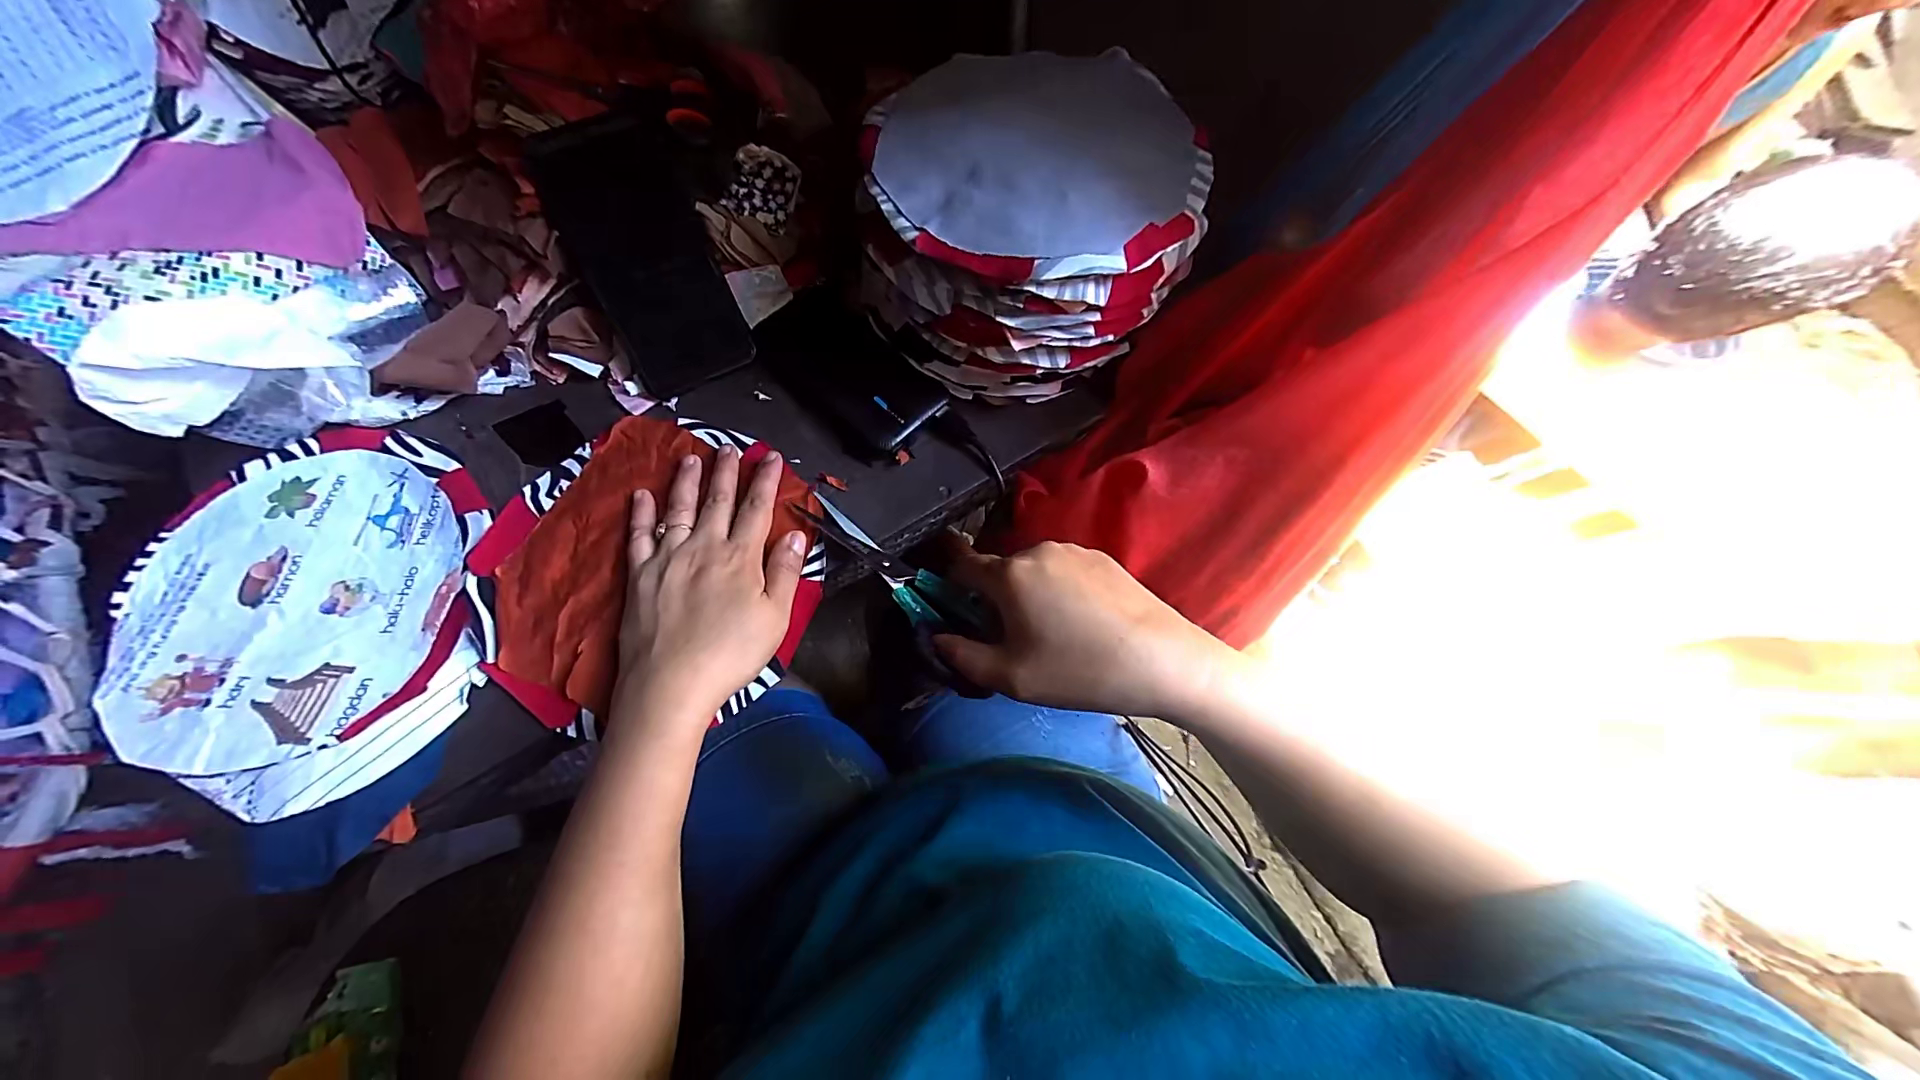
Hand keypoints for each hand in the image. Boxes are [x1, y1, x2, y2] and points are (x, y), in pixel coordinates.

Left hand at [614, 446, 807, 730]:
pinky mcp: (640, 575)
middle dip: (727, 471)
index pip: (757, 509)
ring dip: (687, 481)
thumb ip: (785, 573)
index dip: (766, 481)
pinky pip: (639, 535)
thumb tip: (796, 536)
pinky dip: (641, 513)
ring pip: (679, 509)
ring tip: (691, 458)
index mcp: (740, 558)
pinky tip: (642, 495)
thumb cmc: (731, 655)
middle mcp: (704, 548)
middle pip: (718, 501)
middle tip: (730, 448)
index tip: (771, 458)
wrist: (671, 684)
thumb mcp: (775, 618)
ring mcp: (668, 559)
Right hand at [932, 537, 1240, 718]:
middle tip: (1010, 639)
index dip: (947, 583)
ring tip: (1052, 634)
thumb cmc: (1081, 670)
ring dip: (1027, 594)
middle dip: (993, 598)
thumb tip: (937, 637)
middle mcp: (1037, 550)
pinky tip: (1081, 623)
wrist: (1163, 660)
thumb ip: (963, 656)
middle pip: (998, 570)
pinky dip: (1058, 590)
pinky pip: (1063, 570)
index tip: (949, 605)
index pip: (959, 565)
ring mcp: (1073, 550)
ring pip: (1032, 570)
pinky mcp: (1102, 557)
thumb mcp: (1012, 677)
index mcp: (1009, 574)